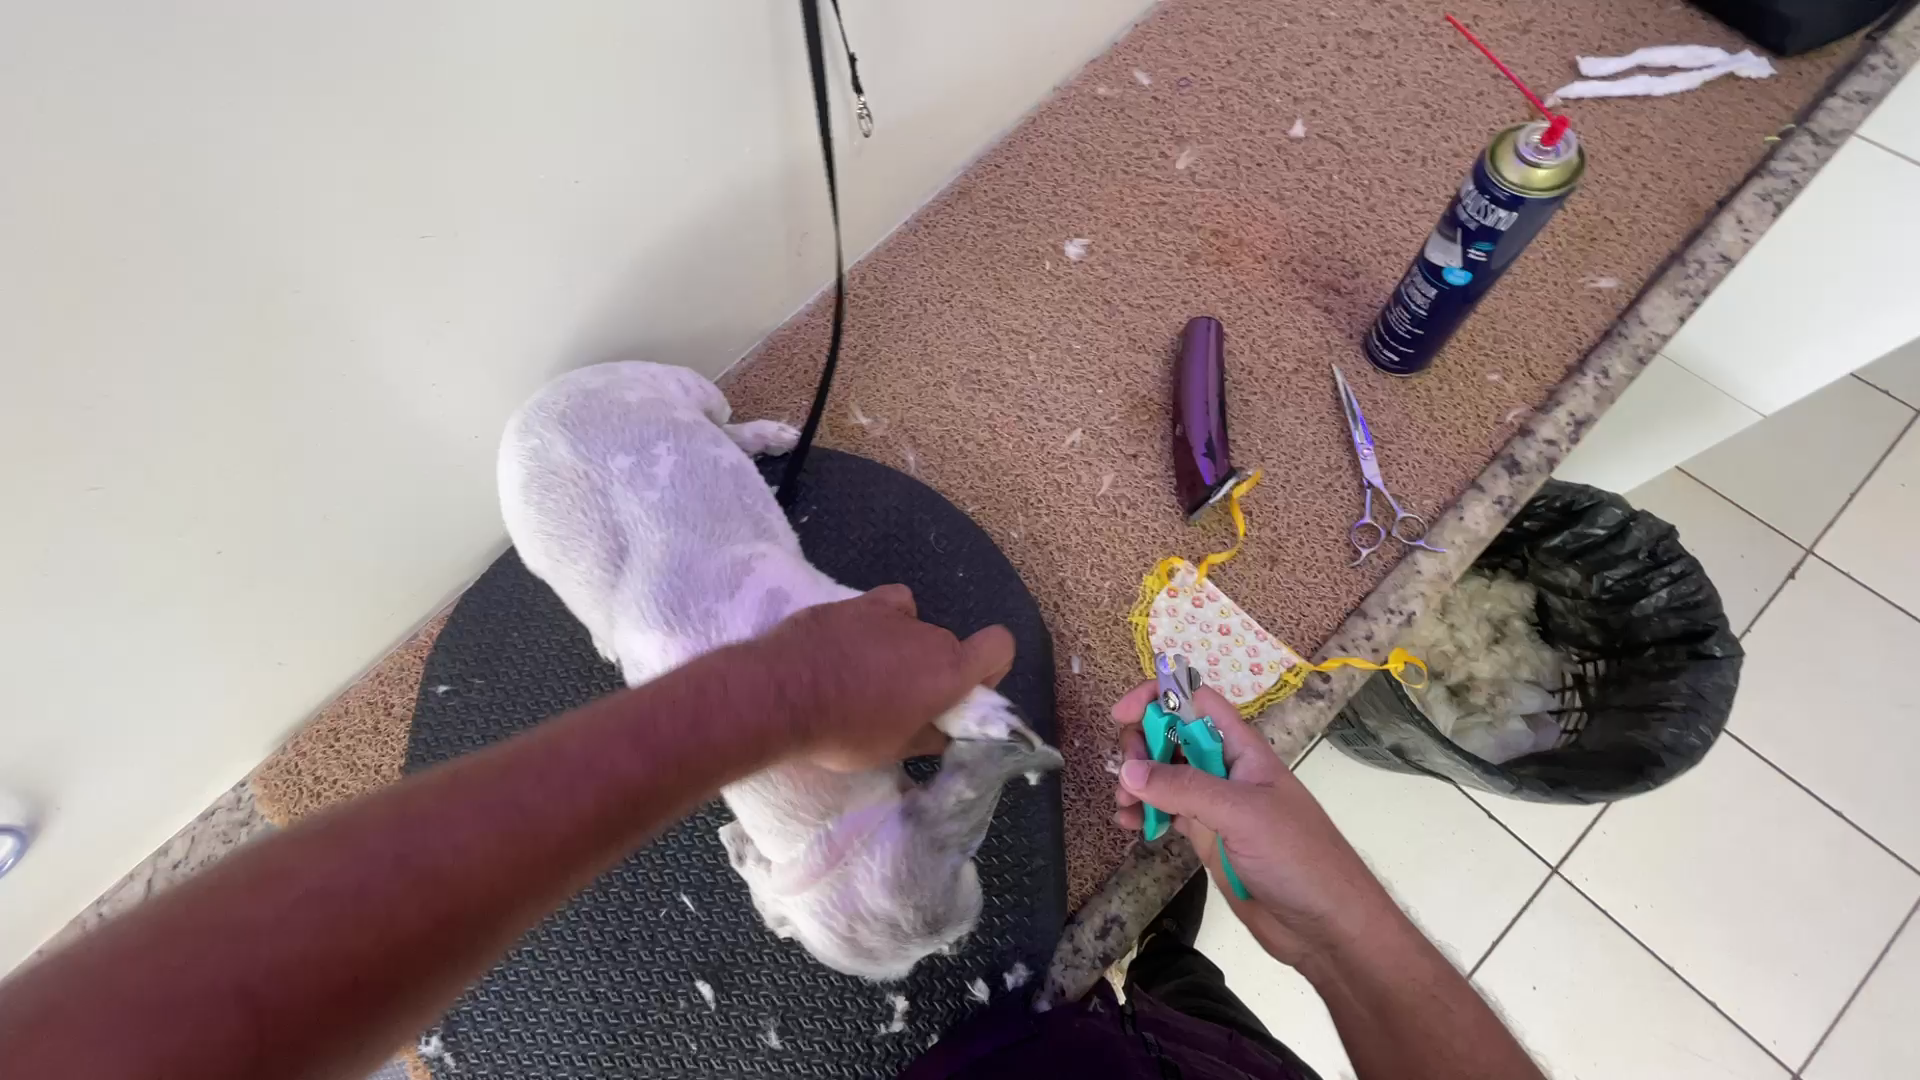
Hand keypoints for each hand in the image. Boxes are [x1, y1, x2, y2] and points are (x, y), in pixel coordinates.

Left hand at [751, 585, 1014, 770]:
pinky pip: (886, 607)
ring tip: (867, 674)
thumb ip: (928, 737)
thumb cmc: (843, 731)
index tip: (963, 691)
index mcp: (948, 672)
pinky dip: (879, 622)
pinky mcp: (856, 601)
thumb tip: (941, 732)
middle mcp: (929, 635)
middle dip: (934, 670)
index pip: (1001, 645)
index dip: (991, 667)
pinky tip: (855, 642)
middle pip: (949, 647)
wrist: (780, 694)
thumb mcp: (893, 751)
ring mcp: (892, 613)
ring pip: (915, 628)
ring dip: (904, 648)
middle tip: (901, 701)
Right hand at [1110, 682, 1400, 966]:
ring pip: (1162, 774)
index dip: (1159, 697)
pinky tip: (1130, 825)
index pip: (1195, 701)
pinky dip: (1143, 812)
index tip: (1123, 716)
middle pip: (1170, 735)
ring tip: (1124, 806)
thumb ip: (1184, 788)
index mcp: (1240, 748)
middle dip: (1140, 747)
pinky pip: (1164, 811)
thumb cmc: (1298, 857)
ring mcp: (1213, 803)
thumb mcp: (1241, 814)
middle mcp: (1223, 768)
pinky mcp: (1205, 835)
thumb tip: (1128, 771)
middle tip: (1125, 777)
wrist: (1328, 929)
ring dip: (1136, 782)